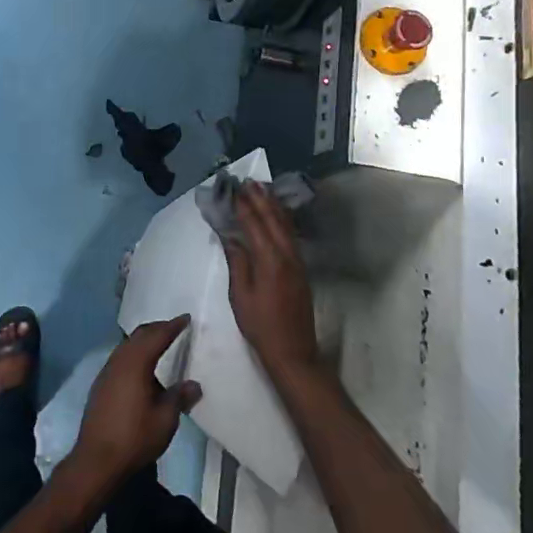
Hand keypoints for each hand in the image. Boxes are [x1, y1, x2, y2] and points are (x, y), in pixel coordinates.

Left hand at [69, 315, 201, 484]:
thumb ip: (179, 397)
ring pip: (127, 346)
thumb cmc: (134, 438)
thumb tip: (194, 385)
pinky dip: (135, 354)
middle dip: (157, 328)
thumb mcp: (165, 419)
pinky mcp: (101, 386)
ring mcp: (106, 373)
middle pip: (139, 336)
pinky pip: (121, 358)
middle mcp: (119, 362)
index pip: (156, 336)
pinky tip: (143, 369)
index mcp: (136, 364)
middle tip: (174, 327)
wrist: (96, 461)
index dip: (172, 326)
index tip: (185, 318)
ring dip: (144, 341)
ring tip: (160, 345)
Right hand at [224, 183, 319, 375]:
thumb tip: (230, 237)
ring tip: (263, 190)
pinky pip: (291, 235)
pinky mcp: (301, 268)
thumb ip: (237, 263)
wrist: (293, 351)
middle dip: (261, 199)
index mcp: (270, 260)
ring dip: (274, 206)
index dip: (244, 206)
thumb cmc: (260, 326)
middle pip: (273, 219)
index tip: (235, 189)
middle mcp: (287, 254)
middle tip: (249, 182)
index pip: (255, 225)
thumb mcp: (240, 296)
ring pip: (285, 225)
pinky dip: (282, 220)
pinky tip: (277, 215)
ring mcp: (297, 260)